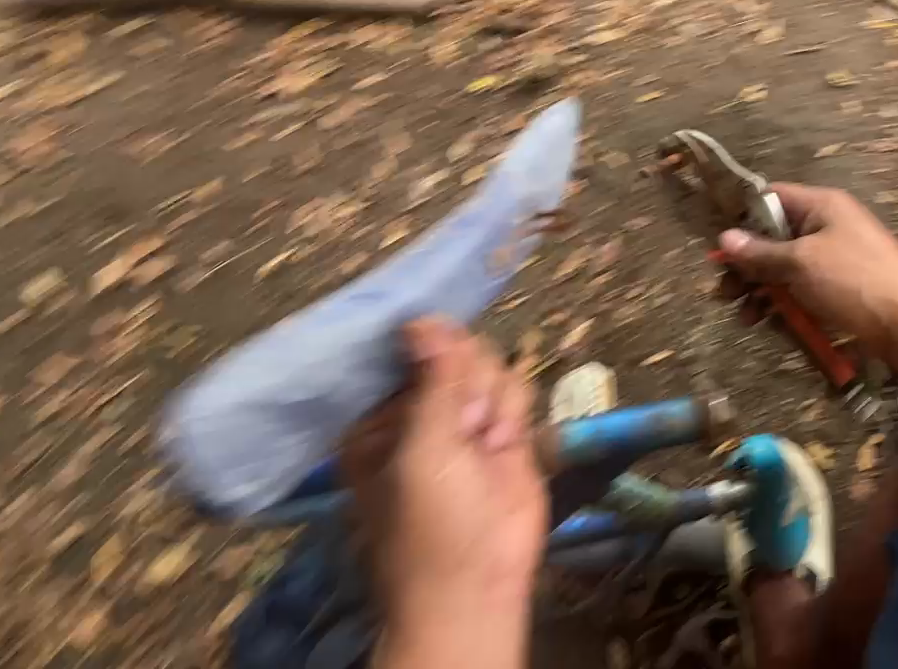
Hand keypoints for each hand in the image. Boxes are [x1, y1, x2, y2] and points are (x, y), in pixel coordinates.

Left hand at [342, 318, 546, 667]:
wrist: (480, 579)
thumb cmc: (432, 521)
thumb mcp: (424, 448)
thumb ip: (431, 379)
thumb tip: (420, 317)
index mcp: (381, 417)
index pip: (406, 353)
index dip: (431, 344)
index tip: (447, 353)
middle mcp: (422, 412)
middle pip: (457, 352)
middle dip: (470, 381)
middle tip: (468, 421)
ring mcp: (465, 421)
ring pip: (491, 367)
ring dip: (495, 400)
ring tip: (488, 442)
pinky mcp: (503, 429)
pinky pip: (516, 388)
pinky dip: (515, 413)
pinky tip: (507, 445)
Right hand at [718, 183, 897, 367]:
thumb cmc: (855, 282)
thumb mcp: (802, 264)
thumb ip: (761, 252)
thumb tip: (724, 237)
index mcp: (822, 206)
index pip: (771, 197)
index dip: (741, 217)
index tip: (717, 244)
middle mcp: (828, 226)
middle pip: (774, 237)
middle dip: (747, 264)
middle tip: (724, 291)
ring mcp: (836, 260)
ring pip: (786, 269)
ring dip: (762, 291)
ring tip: (745, 315)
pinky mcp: (841, 291)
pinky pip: (803, 291)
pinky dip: (785, 306)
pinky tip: (770, 325)